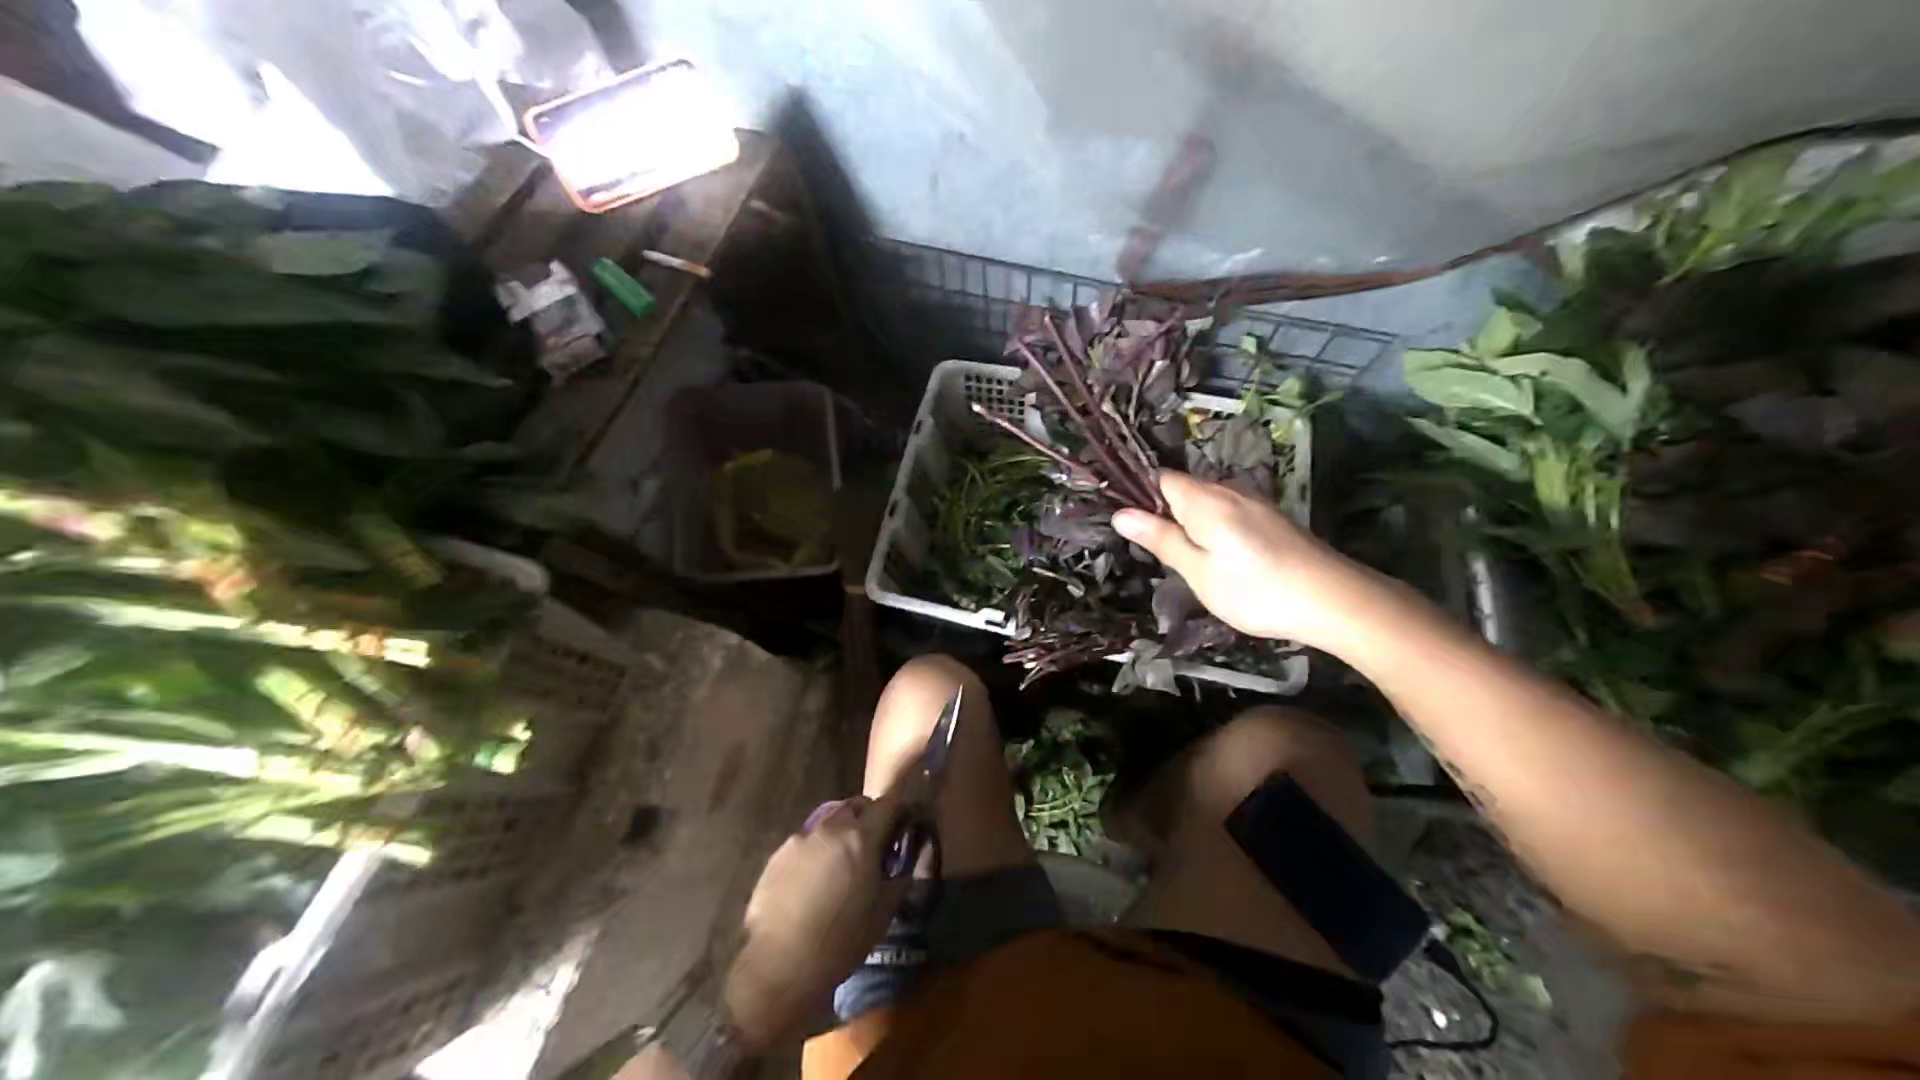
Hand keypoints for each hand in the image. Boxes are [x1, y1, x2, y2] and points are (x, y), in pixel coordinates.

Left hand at [720, 795, 906, 1047]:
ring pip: (827, 824)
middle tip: (872, 845)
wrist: (781, 966)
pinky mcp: (776, 856)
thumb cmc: (842, 940)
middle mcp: (830, 829)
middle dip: (867, 818)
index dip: (898, 811)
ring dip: (839, 835)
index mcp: (861, 837)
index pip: (887, 804)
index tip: (902, 825)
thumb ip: (898, 878)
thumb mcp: (883, 912)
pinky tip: (812, 883)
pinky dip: (815, 853)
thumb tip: (904, 862)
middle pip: (854, 806)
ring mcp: (799, 840)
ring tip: (839, 867)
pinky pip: (804, 844)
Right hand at [1112, 471, 1387, 652]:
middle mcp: (1229, 490)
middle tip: (1155, 553)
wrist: (1334, 601)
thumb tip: (1121, 514)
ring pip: (1207, 503)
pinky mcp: (1271, 519)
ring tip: (1185, 560)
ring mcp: (1254, 503)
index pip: (1160, 478)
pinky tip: (1220, 560)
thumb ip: (1161, 539)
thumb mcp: (1197, 571)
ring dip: (1191, 524)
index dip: (1140, 495)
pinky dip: (1215, 531)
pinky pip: (1228, 514)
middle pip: (1184, 490)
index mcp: (1204, 498)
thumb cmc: (1255, 590)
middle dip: (1165, 513)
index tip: (1128, 524)